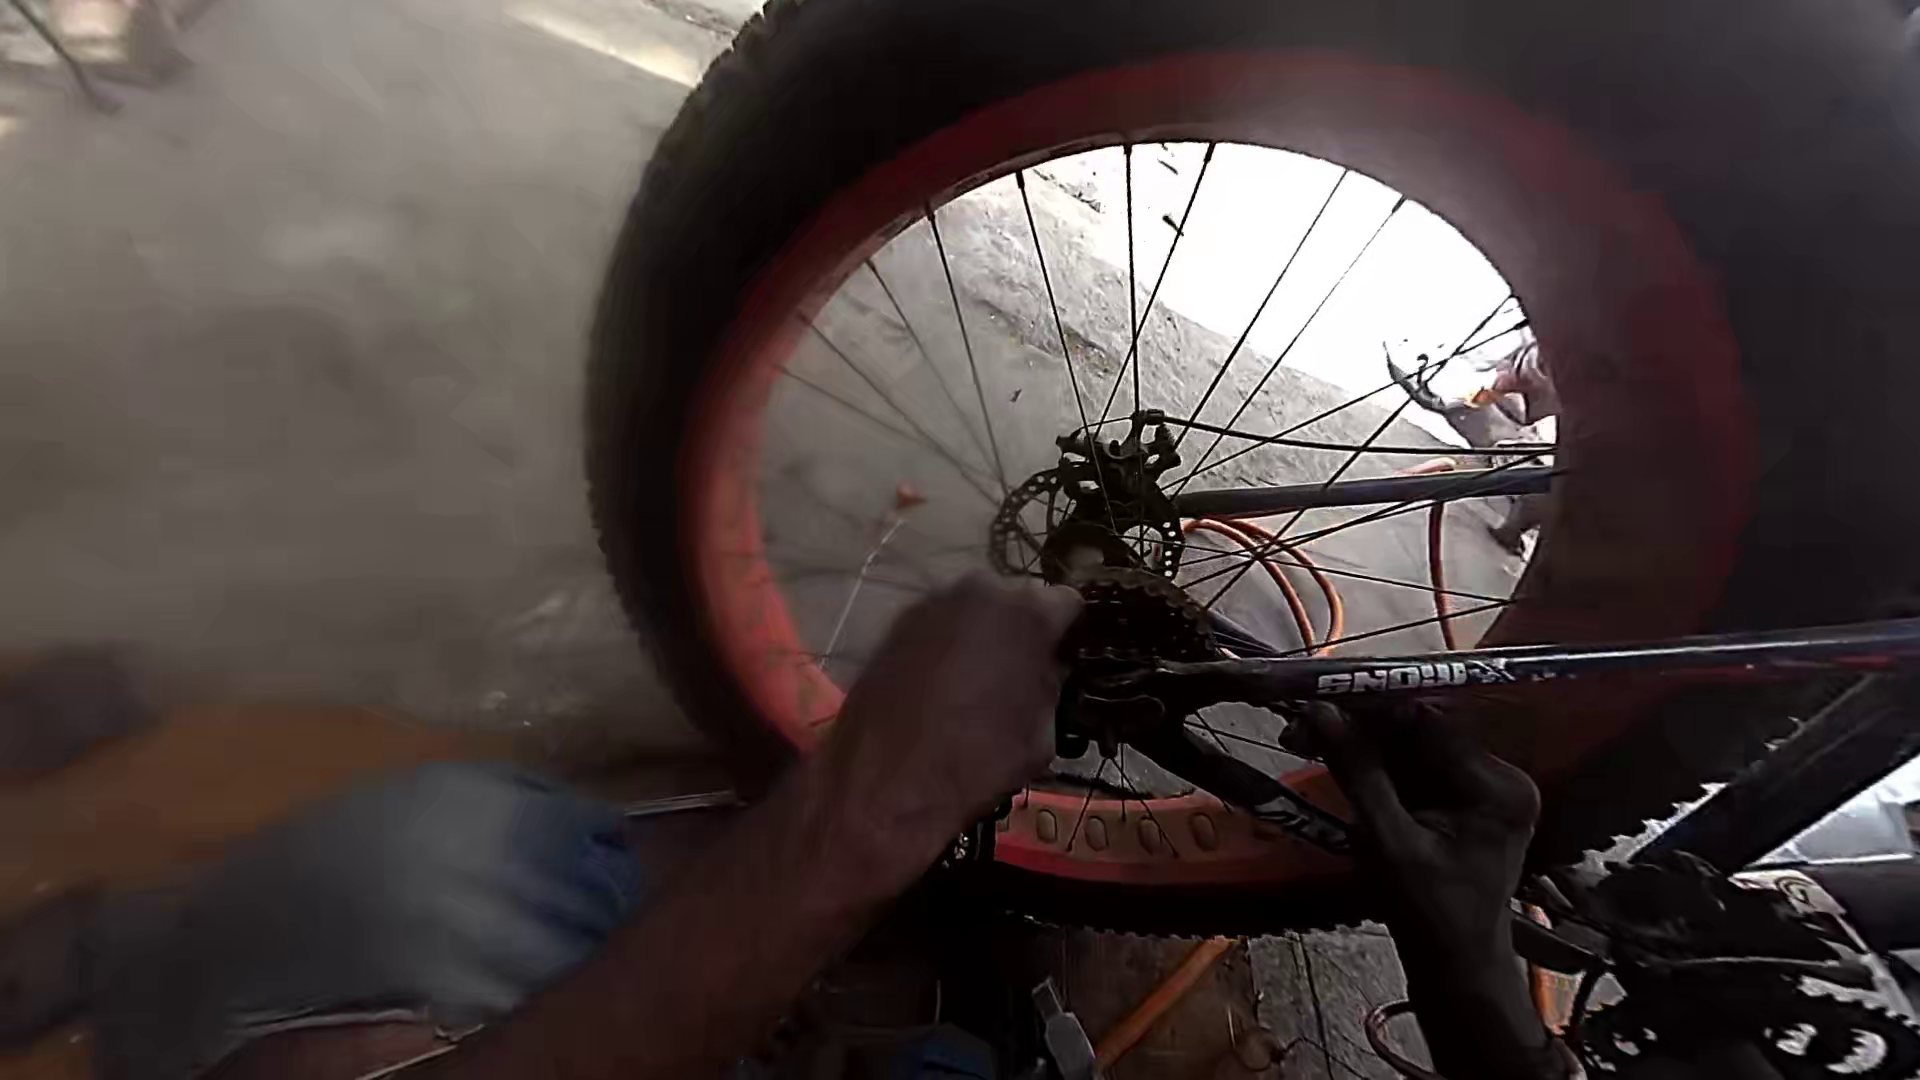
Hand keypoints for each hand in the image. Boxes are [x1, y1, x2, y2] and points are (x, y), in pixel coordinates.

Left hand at [821, 574, 1080, 870]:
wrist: (885, 778)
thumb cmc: (978, 758)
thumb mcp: (1042, 733)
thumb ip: (1051, 684)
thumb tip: (1046, 668)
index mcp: (1029, 610)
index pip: (1068, 602)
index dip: (1069, 631)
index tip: (1065, 655)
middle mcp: (982, 588)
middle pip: (1018, 597)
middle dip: (1024, 626)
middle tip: (1020, 666)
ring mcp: (935, 599)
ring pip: (976, 606)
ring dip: (984, 630)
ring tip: (977, 674)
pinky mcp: (900, 618)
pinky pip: (941, 621)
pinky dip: (948, 640)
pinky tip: (941, 678)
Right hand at [1302, 700, 1563, 1079]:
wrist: (1454, 967)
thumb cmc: (1429, 911)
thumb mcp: (1387, 839)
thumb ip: (1357, 770)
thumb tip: (1319, 708)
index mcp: (1495, 784)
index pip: (1423, 721)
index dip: (1365, 705)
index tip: (1312, 699)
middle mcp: (1492, 775)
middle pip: (1408, 729)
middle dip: (1350, 726)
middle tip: (1296, 728)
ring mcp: (1472, 784)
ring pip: (1398, 742)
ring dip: (1348, 741)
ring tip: (1298, 739)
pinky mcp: (1449, 794)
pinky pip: (1399, 761)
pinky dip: (1360, 759)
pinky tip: (1323, 755)